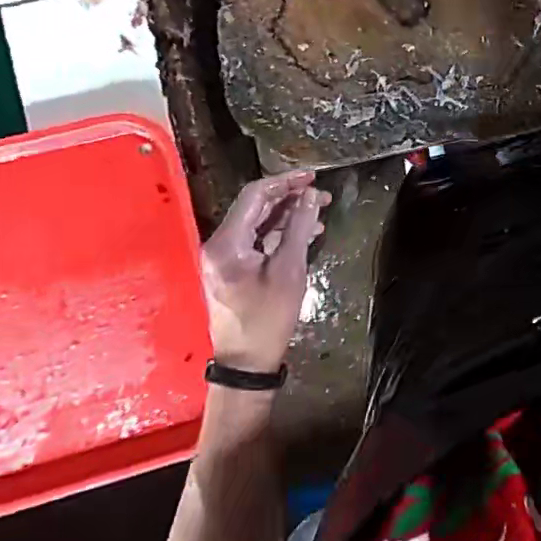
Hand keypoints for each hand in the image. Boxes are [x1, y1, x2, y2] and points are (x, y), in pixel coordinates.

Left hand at [199, 171, 330, 372]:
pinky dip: (281, 231)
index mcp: (226, 242)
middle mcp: (219, 244)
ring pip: (258, 222)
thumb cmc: (268, 316)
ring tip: (319, 211)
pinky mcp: (232, 268)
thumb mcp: (290, 269)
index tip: (312, 178)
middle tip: (321, 194)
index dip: (285, 182)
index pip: (254, 196)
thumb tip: (310, 195)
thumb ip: (299, 227)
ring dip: (288, 213)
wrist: (246, 362)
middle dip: (289, 197)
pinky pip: (257, 238)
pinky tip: (306, 231)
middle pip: (255, 207)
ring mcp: (224, 257)